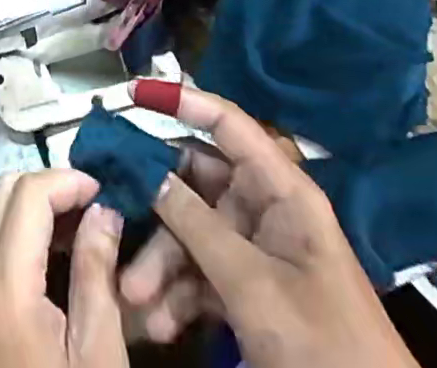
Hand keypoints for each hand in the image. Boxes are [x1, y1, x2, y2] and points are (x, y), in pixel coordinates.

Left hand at [0, 169, 129, 367]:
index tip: (106, 191)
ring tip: (82, 229)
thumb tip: (103, 210)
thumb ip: (96, 273)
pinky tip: (55, 257)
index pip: (29, 194)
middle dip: (51, 186)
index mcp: (4, 283)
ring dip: (35, 207)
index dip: (69, 180)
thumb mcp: (97, 356)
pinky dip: (21, 231)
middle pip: (4, 191)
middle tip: (94, 208)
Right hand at [119, 84, 417, 367]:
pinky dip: (176, 293)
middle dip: (154, 207)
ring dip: (160, 262)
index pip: (227, 125)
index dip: (181, 101)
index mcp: (281, 191)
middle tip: (112, 218)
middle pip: (195, 182)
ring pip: (190, 231)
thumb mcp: (253, 284)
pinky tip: (158, 322)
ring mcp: (255, 248)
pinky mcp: (248, 286)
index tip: (132, 93)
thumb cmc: (324, 344)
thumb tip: (146, 173)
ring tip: (134, 297)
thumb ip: (195, 225)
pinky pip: (200, 271)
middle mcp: (265, 208)